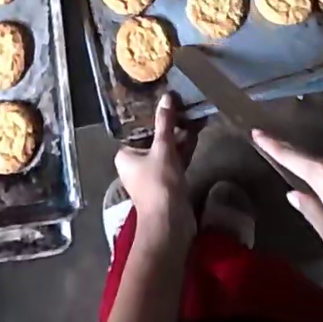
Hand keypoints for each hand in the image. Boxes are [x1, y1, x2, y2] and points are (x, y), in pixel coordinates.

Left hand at [114, 92, 196, 245]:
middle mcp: (136, 163)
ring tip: (193, 113)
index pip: (137, 128)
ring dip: (179, 135)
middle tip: (183, 105)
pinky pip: (175, 159)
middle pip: (153, 138)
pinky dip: (184, 148)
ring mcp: (153, 174)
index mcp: (125, 155)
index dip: (151, 115)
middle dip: (169, 124)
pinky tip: (196, 132)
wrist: (171, 225)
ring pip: (167, 148)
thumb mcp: (163, 149)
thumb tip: (166, 96)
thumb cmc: (159, 184)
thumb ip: (165, 123)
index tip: (165, 100)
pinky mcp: (168, 182)